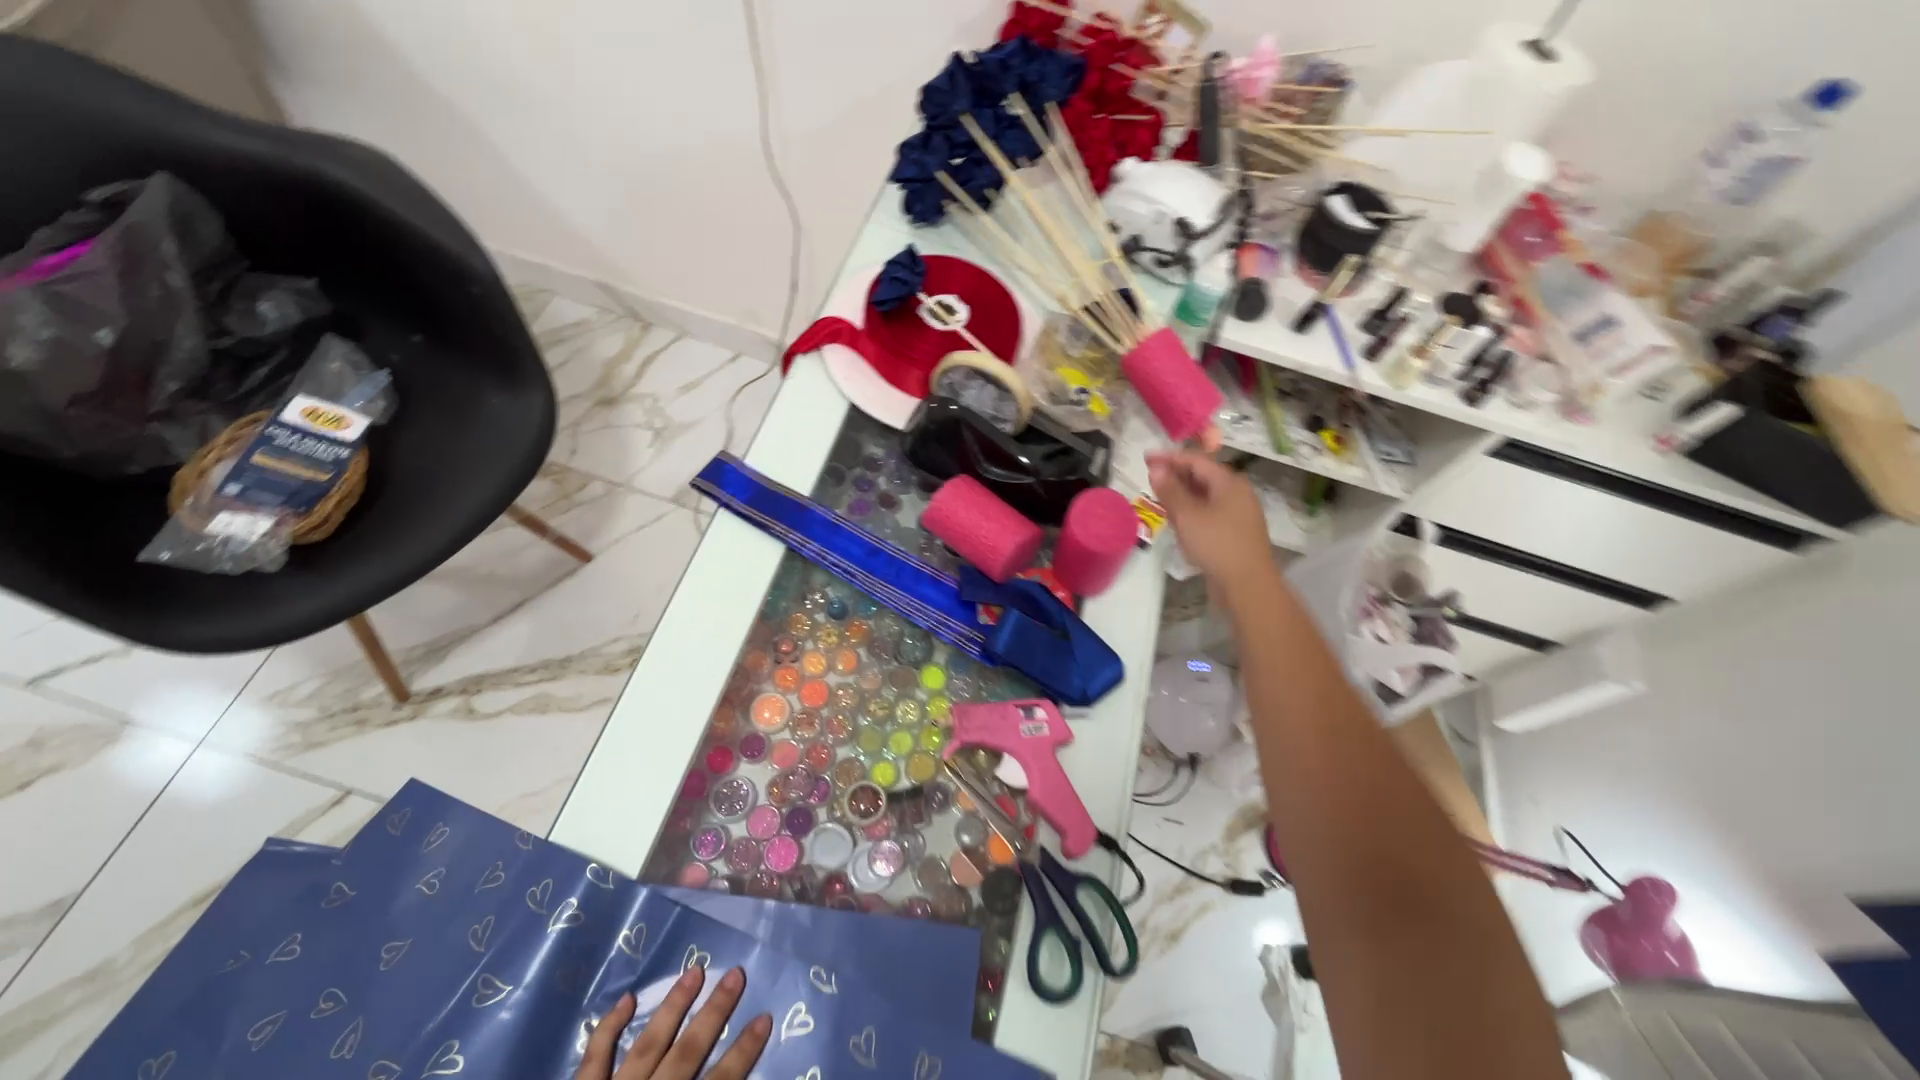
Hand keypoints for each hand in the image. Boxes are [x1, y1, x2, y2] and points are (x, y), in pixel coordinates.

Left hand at [575, 966, 771, 1079]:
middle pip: (689, 1052)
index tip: (764, 1018)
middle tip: (735, 974)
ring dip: (673, 1008)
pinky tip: (628, 1000)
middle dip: (714, 1012)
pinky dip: (609, 1028)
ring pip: (648, 1045)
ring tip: (694, 972)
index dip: (743, 1052)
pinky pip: (594, 1058)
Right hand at [1147, 450, 1272, 582]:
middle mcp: (1237, 493)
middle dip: (1176, 475)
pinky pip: (1210, 512)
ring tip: (1160, 498)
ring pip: (1206, 496)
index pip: (1196, 460)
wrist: (1247, 585)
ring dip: (1183, 494)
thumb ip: (1170, 490)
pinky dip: (1193, 511)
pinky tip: (1179, 521)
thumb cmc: (1216, 544)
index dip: (1169, 458)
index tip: (1146, 458)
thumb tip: (1156, 468)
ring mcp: (1239, 514)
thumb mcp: (1187, 516)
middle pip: (1203, 476)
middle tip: (1150, 478)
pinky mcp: (1236, 532)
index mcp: (1229, 483)